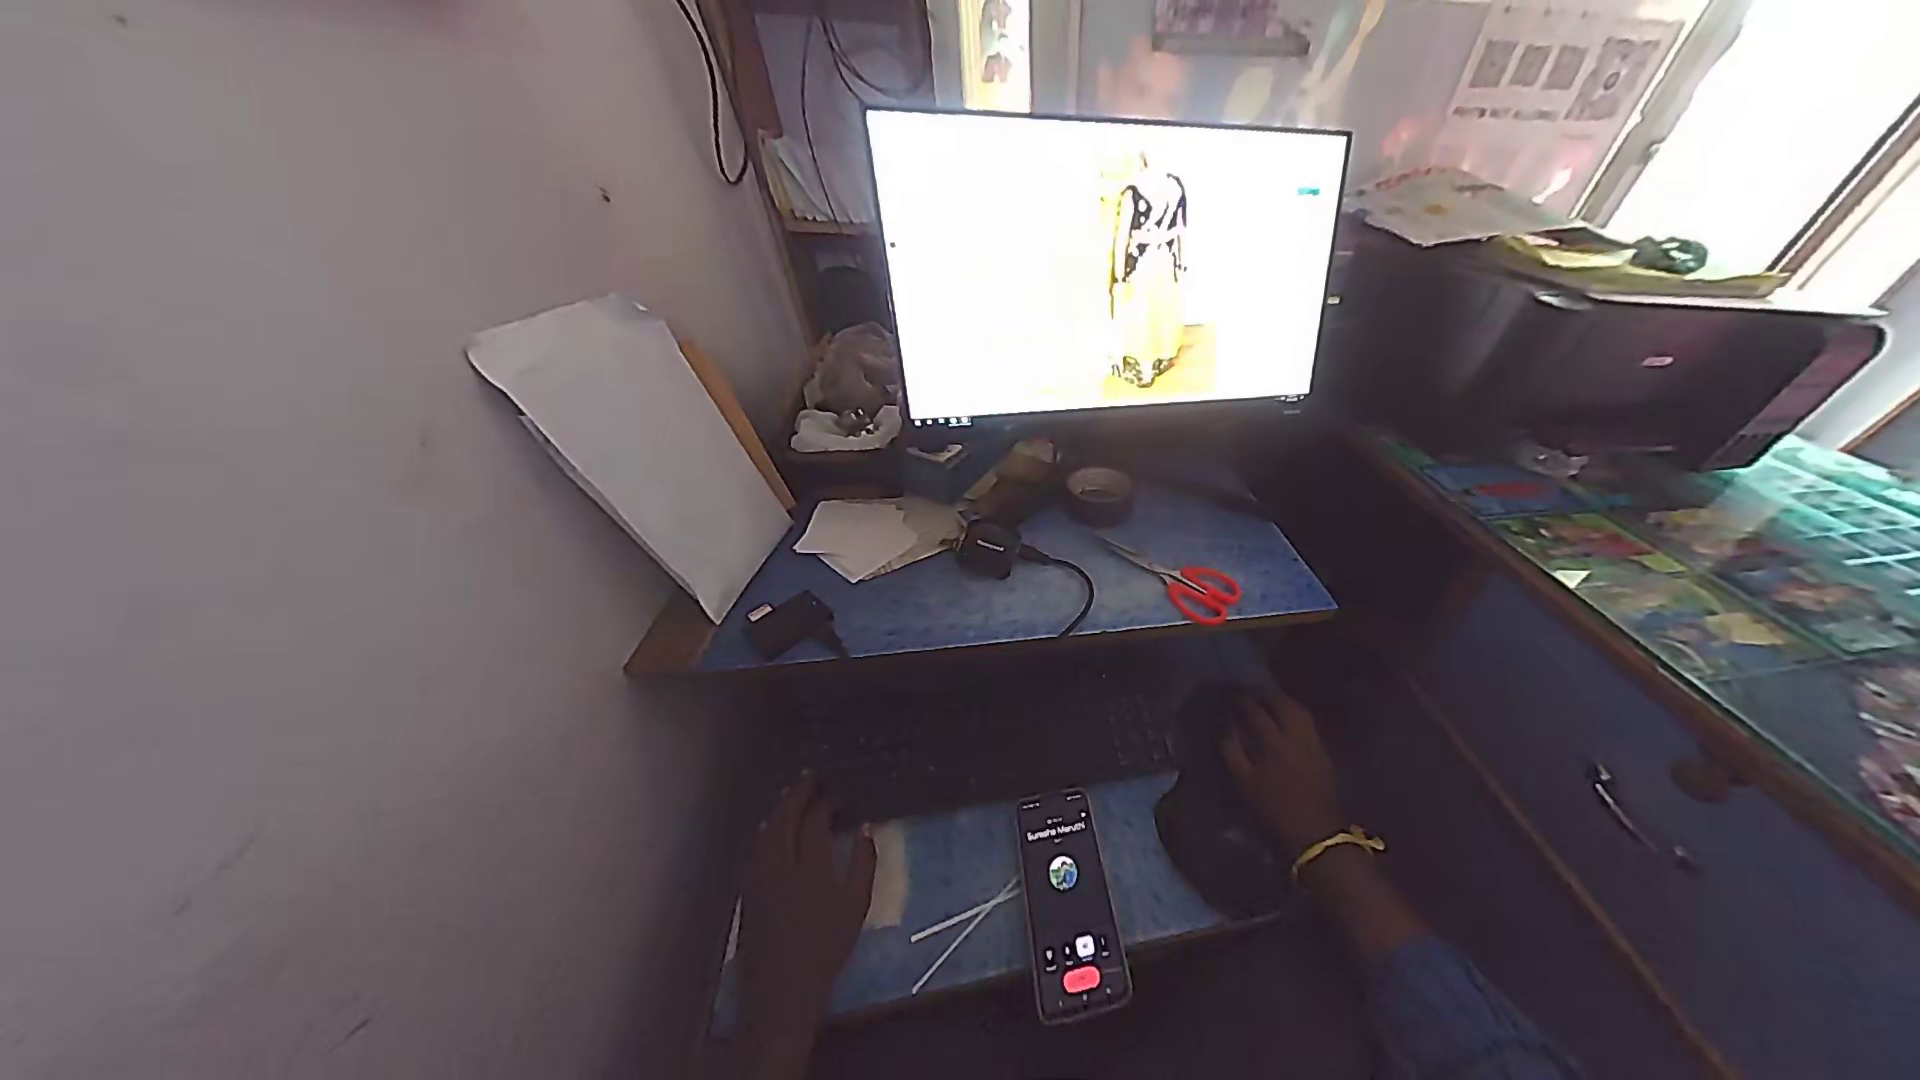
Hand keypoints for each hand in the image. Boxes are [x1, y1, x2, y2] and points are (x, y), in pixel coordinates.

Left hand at [735, 777, 875, 1037]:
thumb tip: (865, 828)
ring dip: (780, 808)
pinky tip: (774, 826)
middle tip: (810, 778)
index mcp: (811, 867)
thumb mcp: (856, 907)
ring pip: (767, 829)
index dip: (826, 802)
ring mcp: (759, 875)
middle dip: (798, 793)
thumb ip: (863, 863)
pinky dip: (767, 828)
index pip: (816, 820)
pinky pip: (757, 846)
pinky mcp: (746, 888)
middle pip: (785, 816)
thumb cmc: (826, 950)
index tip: (837, 794)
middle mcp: (780, 863)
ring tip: (793, 794)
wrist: (780, 993)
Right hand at [1221, 691, 1344, 852]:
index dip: (1241, 699)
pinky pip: (1308, 726)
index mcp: (1276, 744)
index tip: (1228, 694)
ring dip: (1282, 702)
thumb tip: (1227, 725)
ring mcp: (1315, 746)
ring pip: (1301, 713)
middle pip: (1284, 705)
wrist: (1316, 838)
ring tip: (1266, 702)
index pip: (1256, 711)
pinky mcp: (1324, 756)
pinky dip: (1293, 716)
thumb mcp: (1244, 782)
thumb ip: (1232, 749)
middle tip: (1249, 692)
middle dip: (1265, 695)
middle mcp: (1299, 739)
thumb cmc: (1274, 811)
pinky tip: (1283, 723)